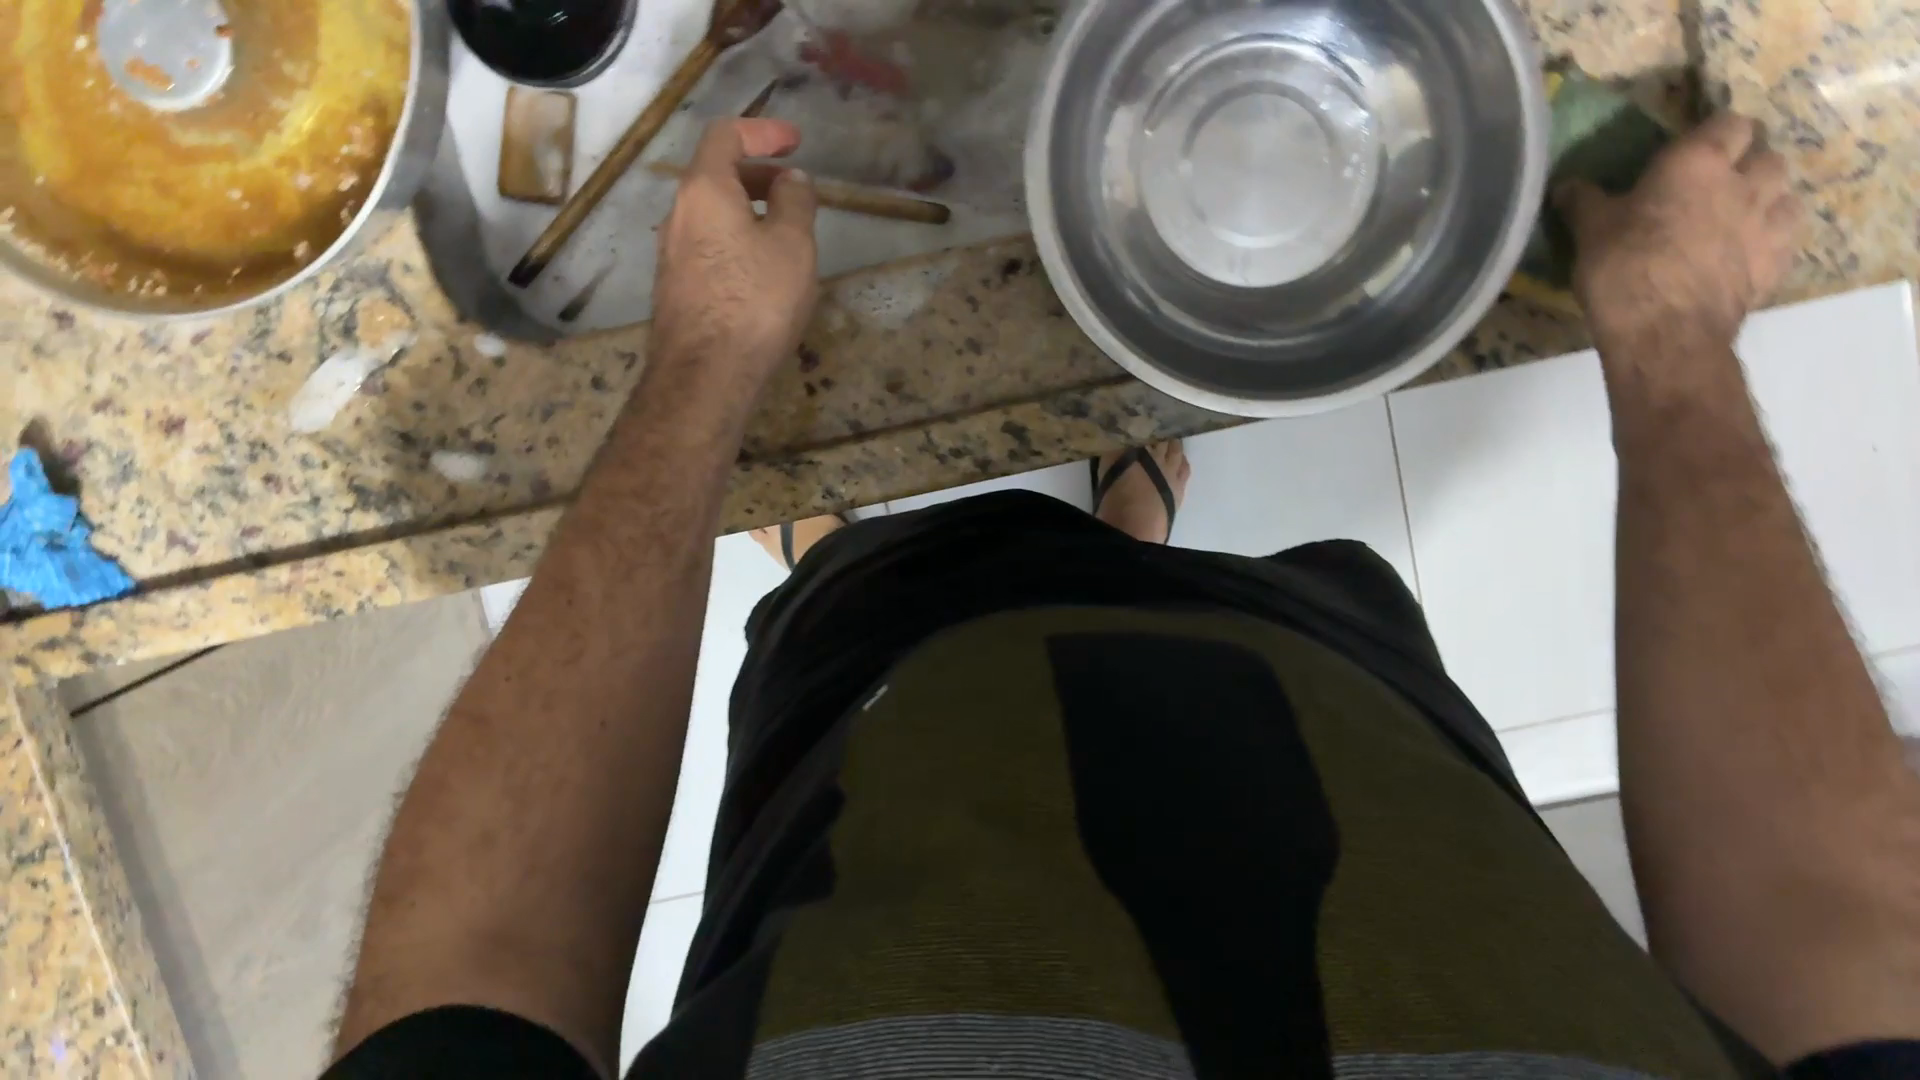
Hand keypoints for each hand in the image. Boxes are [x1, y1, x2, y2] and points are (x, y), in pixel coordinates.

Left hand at [650, 118, 819, 388]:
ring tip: (784, 234)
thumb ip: (795, 203)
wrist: (705, 374)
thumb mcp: (792, 246)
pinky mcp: (677, 288)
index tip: (794, 142)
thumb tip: (791, 179)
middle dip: (757, 174)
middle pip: (715, 175)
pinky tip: (761, 273)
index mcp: (705, 189)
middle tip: (793, 190)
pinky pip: (709, 247)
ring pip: (712, 215)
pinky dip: (736, 242)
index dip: (762, 131)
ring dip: (747, 212)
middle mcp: (679, 214)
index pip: (726, 136)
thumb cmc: (756, 303)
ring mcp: (672, 253)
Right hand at [1559, 113, 1801, 353]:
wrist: (1664, 331)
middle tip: (1711, 188)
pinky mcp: (1778, 259)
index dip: (1713, 135)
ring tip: (1735, 218)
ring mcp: (1770, 221)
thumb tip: (1565, 186)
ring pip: (1783, 191)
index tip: (1691, 152)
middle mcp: (1745, 181)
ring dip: (1764, 198)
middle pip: (1764, 155)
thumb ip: (1583, 203)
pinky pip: (1784, 234)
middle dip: (1744, 165)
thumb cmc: (1622, 269)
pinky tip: (1744, 253)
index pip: (1728, 124)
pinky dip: (1768, 237)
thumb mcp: (1588, 233)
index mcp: (1697, 163)